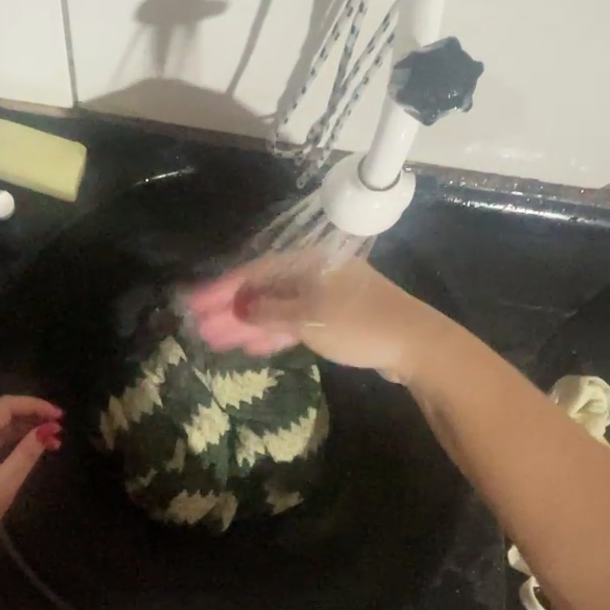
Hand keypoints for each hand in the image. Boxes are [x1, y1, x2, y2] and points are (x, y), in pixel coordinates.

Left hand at [0, 395, 62, 546]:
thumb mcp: (8, 480)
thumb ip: (28, 451)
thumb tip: (49, 429)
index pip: (5, 406)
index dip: (34, 406)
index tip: (59, 415)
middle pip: (2, 410)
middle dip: (31, 413)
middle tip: (58, 421)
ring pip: (1, 424)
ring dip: (27, 427)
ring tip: (55, 437)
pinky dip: (17, 438)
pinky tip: (37, 445)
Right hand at [185, 254, 436, 382]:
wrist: (417, 345)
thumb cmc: (361, 324)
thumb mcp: (308, 319)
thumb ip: (269, 314)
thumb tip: (239, 310)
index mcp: (306, 263)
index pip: (252, 272)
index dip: (220, 289)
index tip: (192, 302)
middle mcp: (312, 274)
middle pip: (261, 289)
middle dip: (229, 308)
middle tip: (197, 326)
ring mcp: (322, 296)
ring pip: (274, 309)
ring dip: (246, 324)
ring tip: (215, 341)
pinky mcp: (332, 319)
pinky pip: (290, 323)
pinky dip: (270, 333)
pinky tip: (250, 346)